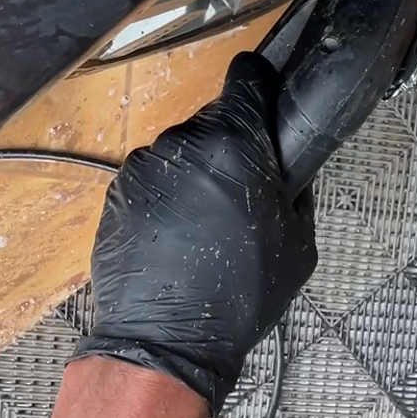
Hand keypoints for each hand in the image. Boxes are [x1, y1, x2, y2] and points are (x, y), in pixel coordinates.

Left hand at [74, 52, 316, 412]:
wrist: (166, 340)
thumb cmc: (239, 295)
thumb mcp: (299, 245)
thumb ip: (297, 192)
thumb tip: (290, 170)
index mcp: (235, 145)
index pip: (248, 77)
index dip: (261, 84)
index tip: (267, 97)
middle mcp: (183, 143)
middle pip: (216, 120)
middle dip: (234, 147)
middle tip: (246, 194)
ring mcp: (143, 166)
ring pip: (183, 151)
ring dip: (199, 173)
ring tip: (209, 225)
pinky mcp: (117, 193)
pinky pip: (154, 179)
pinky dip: (169, 197)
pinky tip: (179, 237)